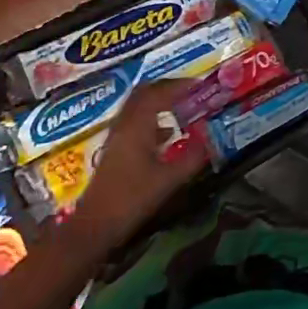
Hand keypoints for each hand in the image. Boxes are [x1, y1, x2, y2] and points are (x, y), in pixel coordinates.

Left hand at [62, 80, 208, 256]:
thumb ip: (192, 158)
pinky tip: (167, 133)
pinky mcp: (115, 148)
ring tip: (182, 106)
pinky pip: (135, 121)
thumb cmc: (133, 199)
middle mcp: (124, 123)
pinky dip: (152, 118)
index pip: (159, 93)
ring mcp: (117, 135)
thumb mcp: (169, 180)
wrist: (97, 223)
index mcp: (137, 125)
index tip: (199, 84)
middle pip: (144, 93)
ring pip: (137, 106)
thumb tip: (210, 140)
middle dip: (167, 88)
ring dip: (158, 101)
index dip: (179, 86)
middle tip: (190, 90)